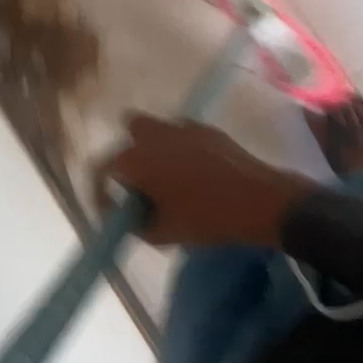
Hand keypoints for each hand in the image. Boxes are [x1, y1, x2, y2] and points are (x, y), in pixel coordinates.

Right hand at [93, 114, 314, 247]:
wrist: (262, 202)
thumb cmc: (207, 218)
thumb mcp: (166, 234)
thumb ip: (139, 226)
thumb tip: (131, 220)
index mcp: (134, 160)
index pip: (101, 168)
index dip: (100, 191)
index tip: (110, 210)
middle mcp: (151, 136)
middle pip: (128, 132)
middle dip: (130, 153)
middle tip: (142, 181)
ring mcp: (180, 127)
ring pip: (157, 130)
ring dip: (156, 147)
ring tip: (171, 175)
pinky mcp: (206, 128)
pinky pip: (183, 134)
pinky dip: (183, 148)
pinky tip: (199, 171)